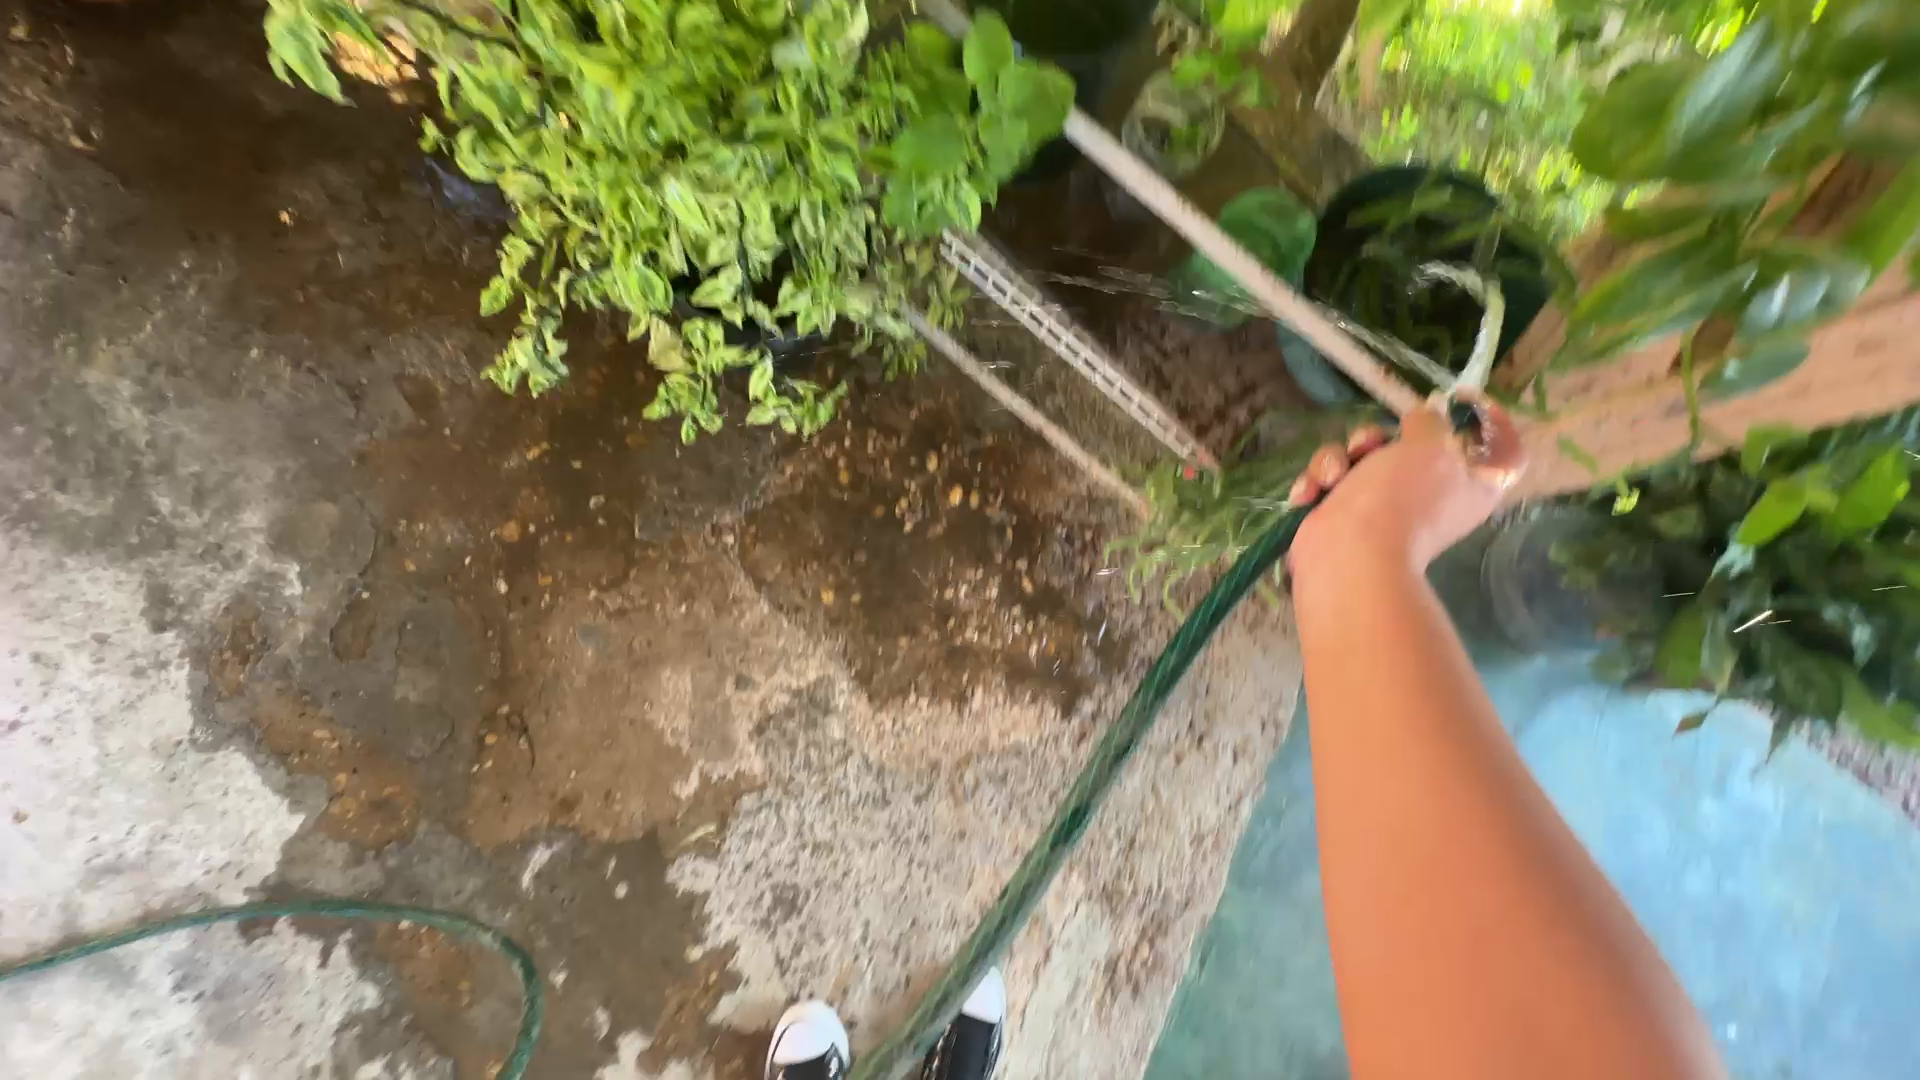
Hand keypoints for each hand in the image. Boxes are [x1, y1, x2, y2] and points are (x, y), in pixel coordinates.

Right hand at [1288, 392, 1526, 575]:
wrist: (1346, 554)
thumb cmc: (1398, 500)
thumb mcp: (1428, 446)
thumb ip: (1431, 421)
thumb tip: (1426, 415)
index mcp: (1470, 484)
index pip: (1504, 450)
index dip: (1494, 423)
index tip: (1465, 401)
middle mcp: (1430, 494)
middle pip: (1408, 445)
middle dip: (1376, 438)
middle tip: (1367, 445)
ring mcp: (1382, 506)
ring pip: (1358, 458)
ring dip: (1336, 460)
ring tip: (1330, 477)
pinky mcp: (1343, 515)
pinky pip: (1330, 481)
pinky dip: (1316, 484)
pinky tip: (1308, 495)